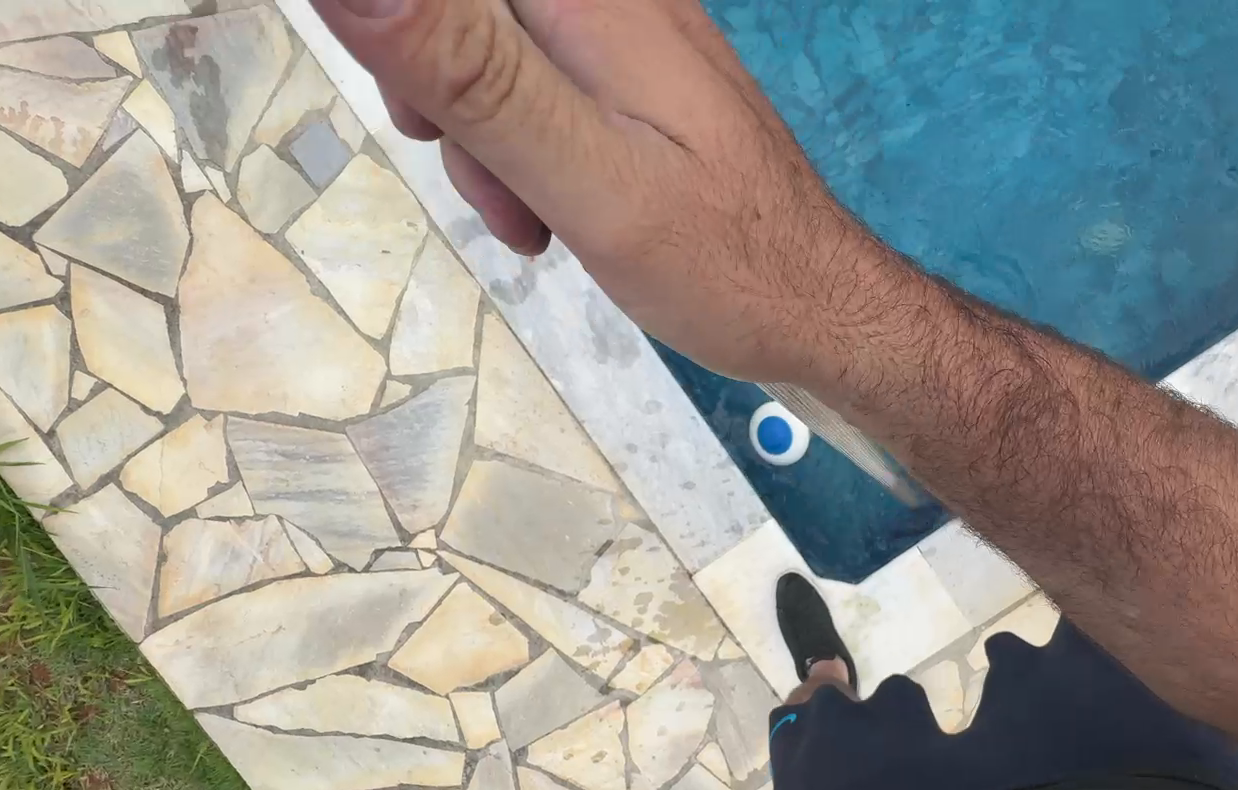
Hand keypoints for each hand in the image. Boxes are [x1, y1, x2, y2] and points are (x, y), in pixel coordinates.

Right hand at [311, 0, 897, 385]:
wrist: (822, 311)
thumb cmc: (723, 267)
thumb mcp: (591, 182)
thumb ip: (477, 76)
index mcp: (598, 5)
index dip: (415, 46)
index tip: (427, 122)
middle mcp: (619, 3)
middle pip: (473, 20)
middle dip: (451, 100)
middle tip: (501, 198)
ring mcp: (641, 47)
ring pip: (505, 58)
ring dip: (495, 142)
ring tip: (544, 228)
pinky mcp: (651, 94)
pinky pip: (555, 96)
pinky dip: (540, 154)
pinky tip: (566, 216)